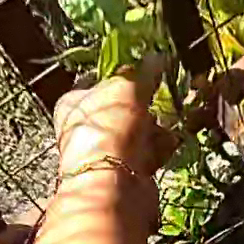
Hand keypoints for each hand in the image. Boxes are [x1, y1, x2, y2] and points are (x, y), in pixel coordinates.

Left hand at [52, 54, 175, 179]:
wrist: (114, 185)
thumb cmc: (110, 127)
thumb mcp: (127, 86)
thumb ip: (143, 72)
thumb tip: (157, 58)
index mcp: (74, 103)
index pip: (99, 80)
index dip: (124, 75)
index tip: (147, 72)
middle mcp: (87, 129)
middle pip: (124, 108)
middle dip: (147, 106)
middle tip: (162, 100)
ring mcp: (107, 154)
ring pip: (140, 132)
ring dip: (157, 129)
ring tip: (168, 125)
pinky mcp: (127, 174)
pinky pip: (148, 154)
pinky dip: (160, 149)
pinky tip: (168, 145)